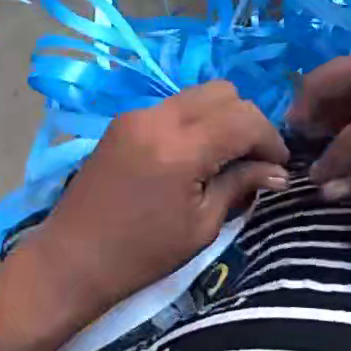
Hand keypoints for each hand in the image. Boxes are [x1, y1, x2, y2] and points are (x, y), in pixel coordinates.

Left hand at [17, 81, 290, 324]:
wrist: (72, 259)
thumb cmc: (141, 254)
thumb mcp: (201, 226)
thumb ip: (240, 186)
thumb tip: (277, 171)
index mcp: (181, 148)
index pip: (244, 118)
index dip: (270, 139)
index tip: (278, 166)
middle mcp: (158, 118)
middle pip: (223, 92)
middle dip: (247, 121)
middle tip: (253, 159)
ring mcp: (136, 114)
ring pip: (197, 94)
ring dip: (220, 117)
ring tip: (224, 157)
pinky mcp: (123, 121)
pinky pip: (172, 106)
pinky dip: (193, 121)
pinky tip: (193, 155)